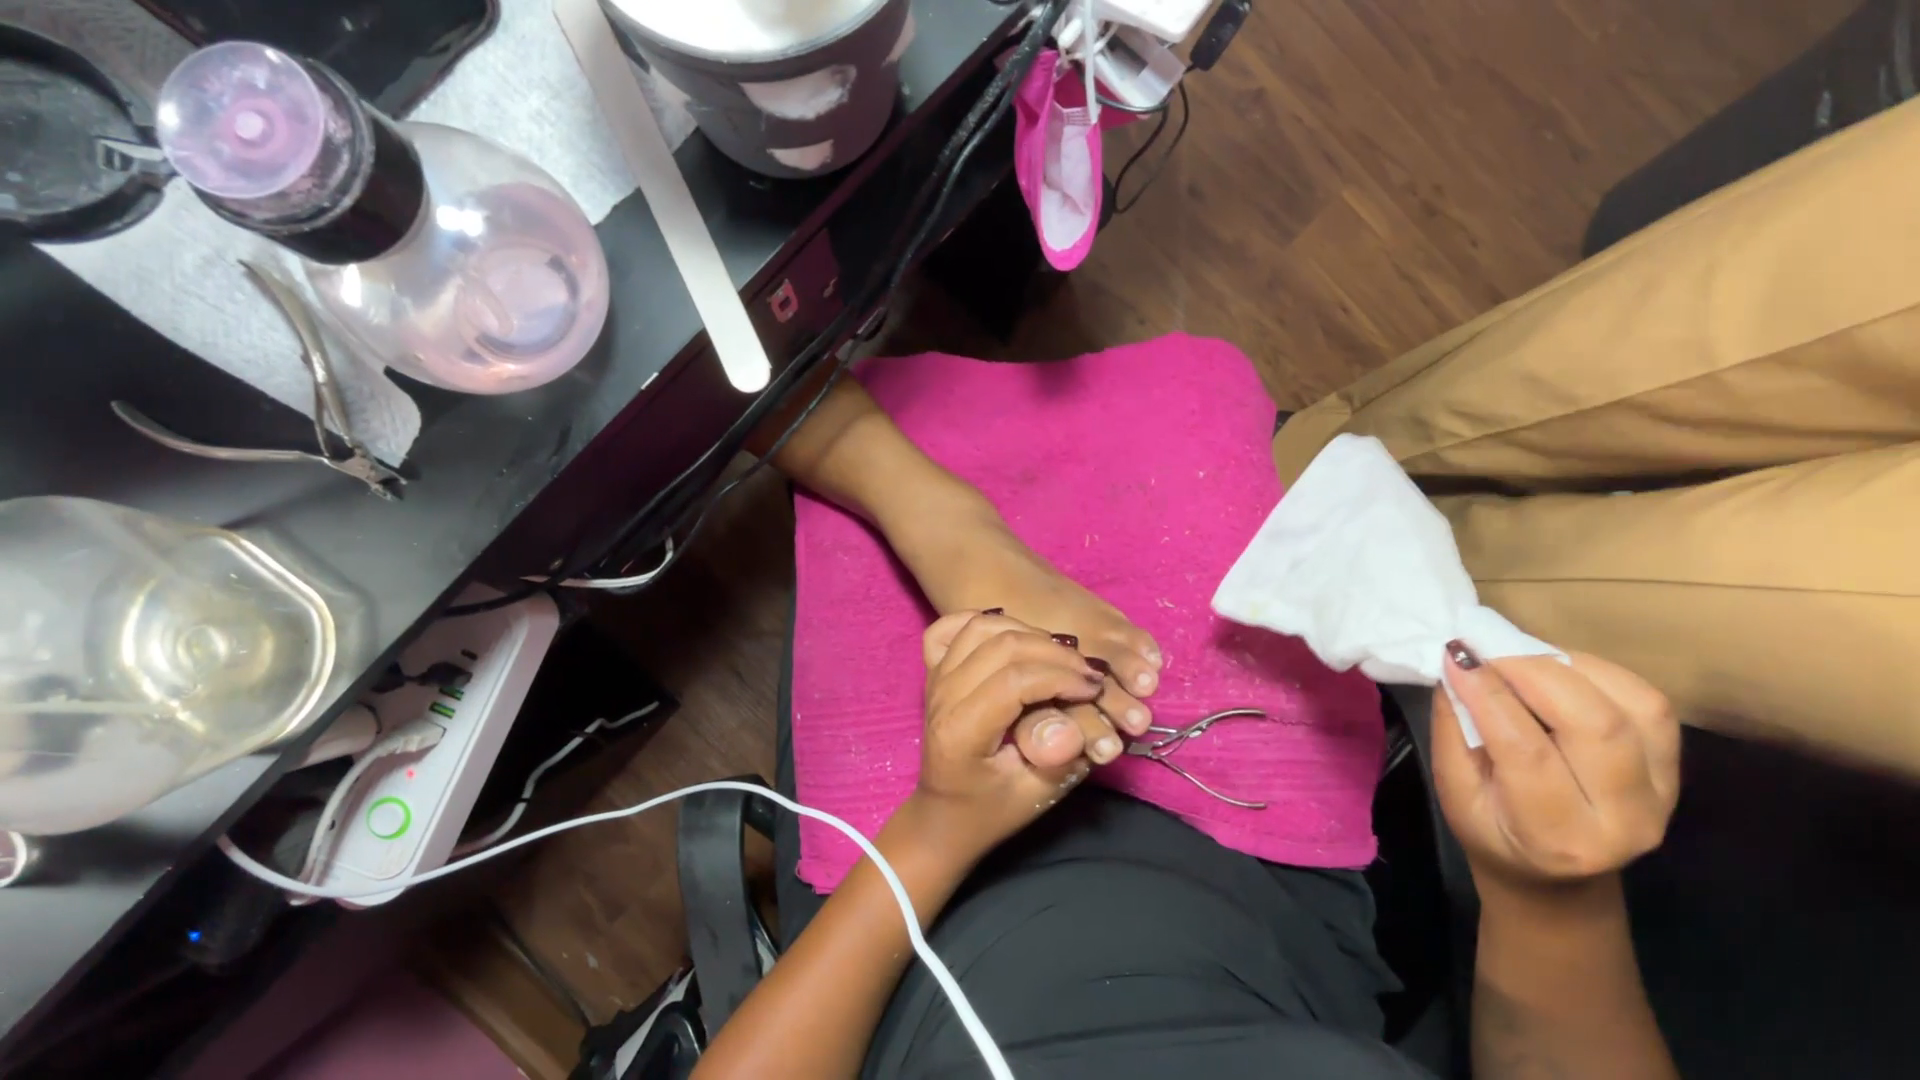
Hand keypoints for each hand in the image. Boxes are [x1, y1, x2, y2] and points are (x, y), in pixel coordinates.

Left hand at [905, 611, 1105, 863]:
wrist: (943, 817)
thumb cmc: (991, 810)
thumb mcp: (1036, 794)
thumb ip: (1061, 754)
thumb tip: (1084, 712)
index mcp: (962, 731)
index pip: (1014, 680)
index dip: (1061, 677)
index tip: (1094, 689)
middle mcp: (942, 696)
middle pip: (1001, 644)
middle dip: (1054, 652)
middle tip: (1087, 673)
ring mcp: (934, 678)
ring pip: (980, 627)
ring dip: (1027, 632)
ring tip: (1059, 656)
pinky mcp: (933, 670)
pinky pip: (950, 627)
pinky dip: (983, 621)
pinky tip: (1012, 634)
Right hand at [1432, 643, 1680, 893]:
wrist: (1556, 876)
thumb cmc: (1492, 831)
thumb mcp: (1456, 792)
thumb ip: (1456, 730)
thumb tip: (1459, 665)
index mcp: (1557, 835)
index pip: (1527, 750)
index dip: (1489, 695)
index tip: (1457, 656)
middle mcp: (1624, 819)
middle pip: (1595, 724)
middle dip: (1535, 672)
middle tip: (1491, 650)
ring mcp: (1662, 793)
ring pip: (1635, 706)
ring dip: (1572, 667)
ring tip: (1524, 658)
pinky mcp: (1675, 768)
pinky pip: (1650, 703)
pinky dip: (1602, 673)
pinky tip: (1561, 670)